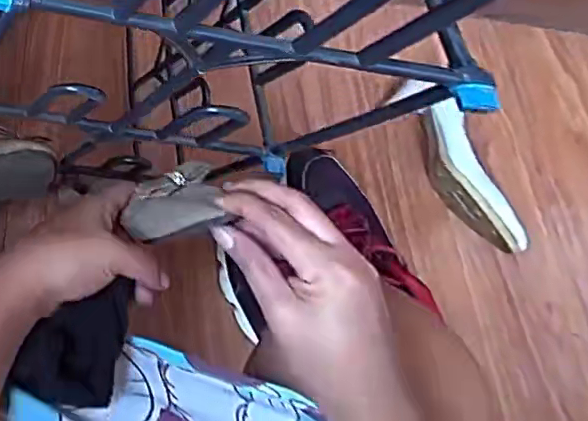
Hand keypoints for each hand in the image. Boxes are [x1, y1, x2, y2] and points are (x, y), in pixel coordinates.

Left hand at [0, 182, 167, 317]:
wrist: (27, 281)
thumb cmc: (69, 255)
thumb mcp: (114, 254)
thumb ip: (143, 263)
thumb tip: (162, 279)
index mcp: (96, 203)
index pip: (128, 191)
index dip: (149, 199)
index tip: (169, 219)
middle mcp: (88, 217)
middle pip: (126, 227)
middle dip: (145, 252)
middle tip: (157, 279)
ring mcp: (78, 240)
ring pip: (116, 251)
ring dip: (133, 273)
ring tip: (142, 297)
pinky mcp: (71, 264)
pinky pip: (103, 268)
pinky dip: (117, 281)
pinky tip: (124, 299)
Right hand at [212, 180, 414, 418]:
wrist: (374, 408)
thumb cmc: (328, 371)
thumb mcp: (280, 315)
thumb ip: (251, 264)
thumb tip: (223, 230)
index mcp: (331, 266)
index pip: (275, 218)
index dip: (240, 204)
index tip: (213, 200)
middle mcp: (349, 256)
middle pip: (298, 203)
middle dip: (259, 190)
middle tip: (226, 189)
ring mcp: (357, 262)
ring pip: (309, 214)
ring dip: (274, 205)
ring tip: (239, 206)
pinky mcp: (356, 272)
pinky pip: (318, 233)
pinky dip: (288, 224)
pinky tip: (265, 231)